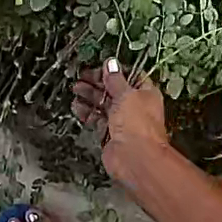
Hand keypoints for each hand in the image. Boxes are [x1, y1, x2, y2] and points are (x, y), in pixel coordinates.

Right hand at [72, 59, 170, 184]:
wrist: (134, 158)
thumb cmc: (138, 126)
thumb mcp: (126, 94)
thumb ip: (115, 79)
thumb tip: (110, 64)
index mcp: (146, 94)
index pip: (130, 76)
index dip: (114, 71)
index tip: (99, 67)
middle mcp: (135, 107)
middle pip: (114, 90)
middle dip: (98, 83)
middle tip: (82, 77)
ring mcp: (123, 122)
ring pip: (104, 105)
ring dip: (90, 96)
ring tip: (76, 89)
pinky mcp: (110, 134)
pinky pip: (97, 120)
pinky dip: (87, 113)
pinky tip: (77, 106)